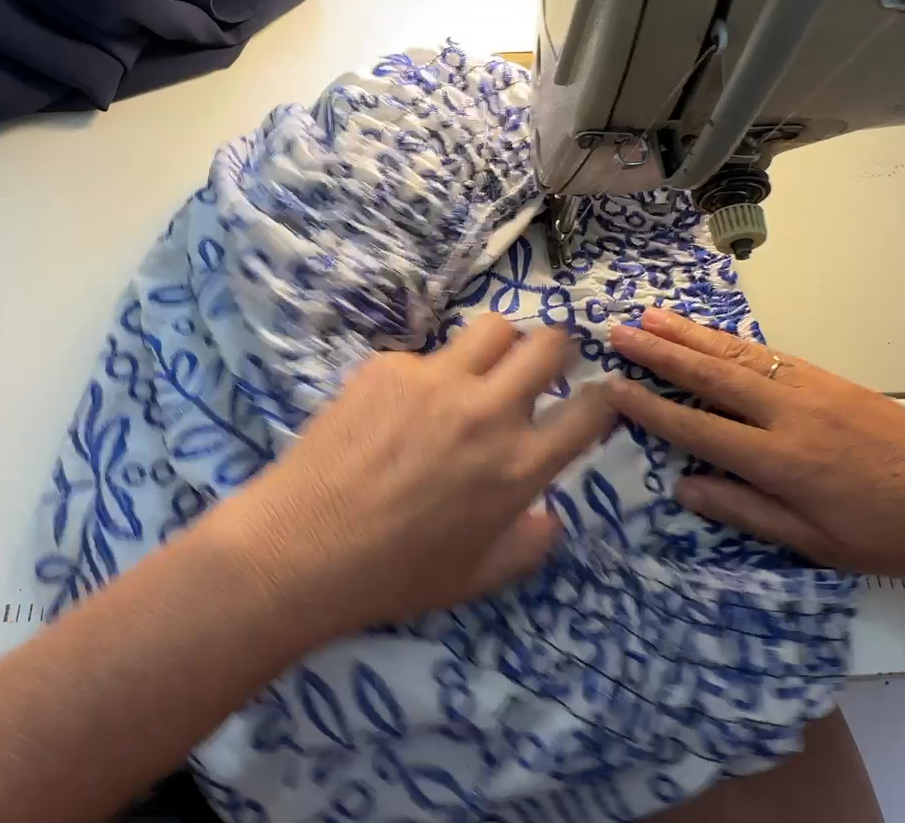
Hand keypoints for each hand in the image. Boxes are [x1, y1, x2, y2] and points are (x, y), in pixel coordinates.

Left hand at [198, 315, 615, 635]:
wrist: (301, 548)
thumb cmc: (395, 574)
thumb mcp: (477, 577)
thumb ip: (528, 545)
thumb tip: (551, 518)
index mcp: (519, 465)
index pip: (591, 409)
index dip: (604, 398)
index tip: (595, 397)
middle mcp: (488, 411)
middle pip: (550, 342)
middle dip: (558, 349)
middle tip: (540, 367)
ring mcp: (436, 380)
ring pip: (493, 327)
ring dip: (498, 346)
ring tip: (476, 373)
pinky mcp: (388, 365)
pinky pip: (425, 354)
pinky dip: (425, 376)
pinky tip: (394, 410)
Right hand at [607, 308, 904, 588]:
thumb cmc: (891, 538)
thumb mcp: (815, 543)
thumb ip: (745, 511)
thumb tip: (683, 487)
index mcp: (780, 462)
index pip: (697, 428)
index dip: (649, 408)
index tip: (611, 387)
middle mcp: (789, 414)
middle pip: (710, 375)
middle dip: (659, 352)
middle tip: (617, 331)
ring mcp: (813, 389)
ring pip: (738, 355)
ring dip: (690, 334)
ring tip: (650, 315)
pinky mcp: (834, 380)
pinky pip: (770, 354)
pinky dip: (733, 341)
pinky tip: (712, 334)